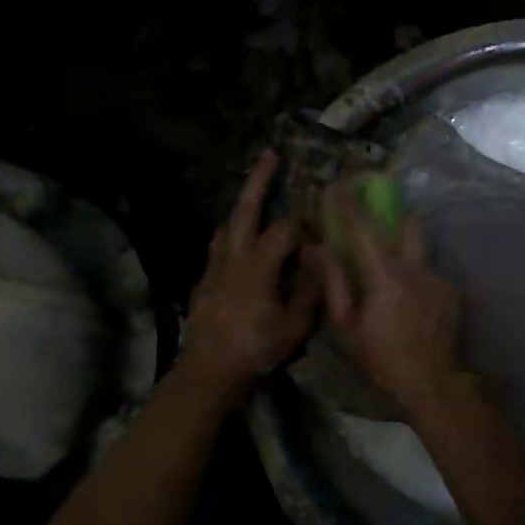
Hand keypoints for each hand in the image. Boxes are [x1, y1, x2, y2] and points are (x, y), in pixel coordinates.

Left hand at [176, 151, 319, 393]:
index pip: (284, 229)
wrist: (209, 369)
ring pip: (227, 225)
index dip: (304, 227)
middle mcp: (234, 257)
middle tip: (271, 156)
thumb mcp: (295, 325)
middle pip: (245, 209)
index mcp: (259, 266)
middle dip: (259, 180)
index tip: (318, 238)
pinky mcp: (204, 280)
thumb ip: (310, 288)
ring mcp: (214, 267)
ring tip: (254, 195)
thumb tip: (321, 257)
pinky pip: (217, 246)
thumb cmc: (257, 347)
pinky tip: (236, 241)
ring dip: (241, 206)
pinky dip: (230, 234)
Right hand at [315, 180, 464, 412]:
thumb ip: (334, 283)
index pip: (364, 230)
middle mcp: (417, 270)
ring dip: (406, 255)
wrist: (431, 383)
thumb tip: (319, 250)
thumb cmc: (382, 359)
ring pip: (421, 252)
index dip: (349, 205)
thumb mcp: (347, 327)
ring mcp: (439, 280)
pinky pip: (430, 275)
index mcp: (386, 277)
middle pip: (409, 225)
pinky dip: (418, 280)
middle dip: (394, 216)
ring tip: (395, 283)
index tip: (337, 186)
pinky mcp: (452, 293)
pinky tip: (412, 305)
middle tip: (379, 223)